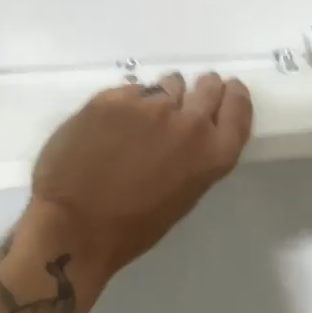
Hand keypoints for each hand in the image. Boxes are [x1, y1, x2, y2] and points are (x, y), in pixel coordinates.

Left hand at [30, 72, 252, 281]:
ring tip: (142, 118)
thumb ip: (196, 158)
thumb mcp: (183, 196)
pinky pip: (130, 91)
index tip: (229, 90)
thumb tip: (187, 136)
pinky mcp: (112, 98)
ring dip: (162, 96)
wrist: (74, 226)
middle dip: (202, 89)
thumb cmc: (132, 227)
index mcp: (213, 154)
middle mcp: (189, 122)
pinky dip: (127, 104)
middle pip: (207, 87)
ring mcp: (150, 105)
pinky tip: (111, 126)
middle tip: (186, 99)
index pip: (238, 107)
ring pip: (167, 85)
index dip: (234, 95)